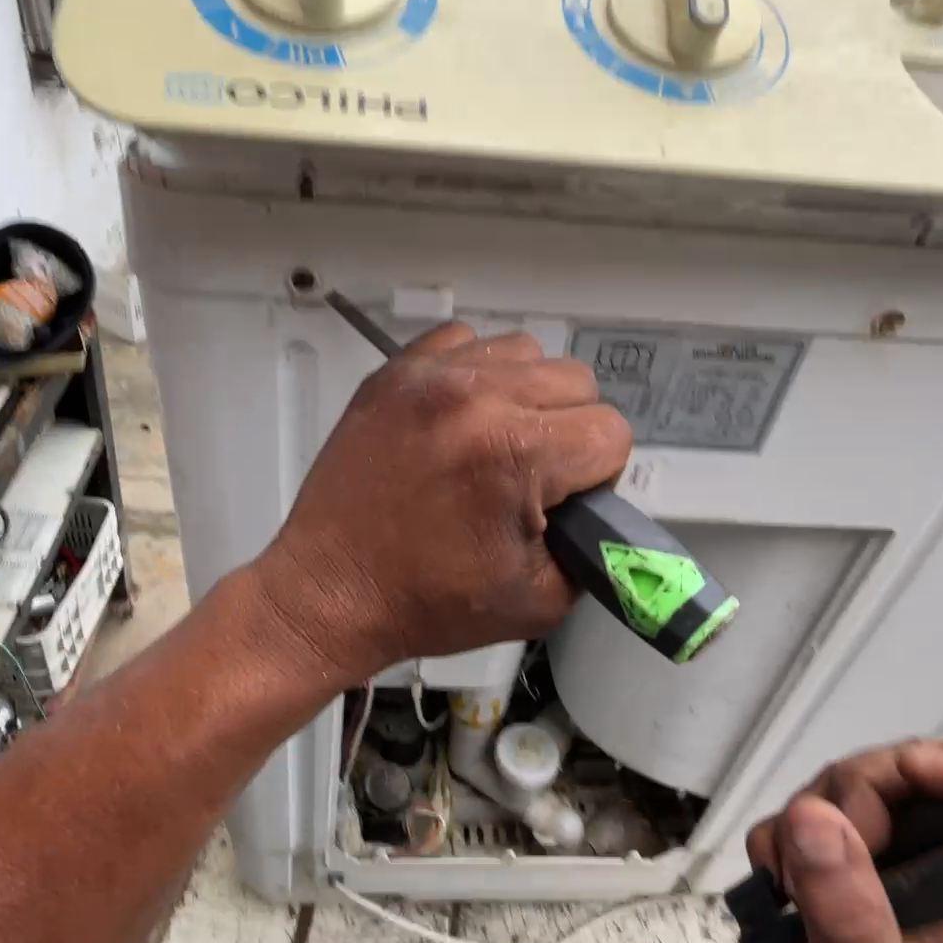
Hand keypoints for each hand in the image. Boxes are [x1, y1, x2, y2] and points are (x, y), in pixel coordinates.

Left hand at [252, 322, 632, 683]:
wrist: (331, 590)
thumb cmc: (427, 602)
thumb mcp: (540, 600)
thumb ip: (595, 545)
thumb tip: (602, 505)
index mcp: (516, 452)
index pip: (611, 432)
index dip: (598, 476)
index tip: (561, 501)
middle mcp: (476, 397)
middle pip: (576, 382)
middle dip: (568, 432)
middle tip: (529, 475)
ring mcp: (429, 375)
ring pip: (525, 352)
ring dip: (526, 395)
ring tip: (493, 443)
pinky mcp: (394, 372)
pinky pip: (464, 340)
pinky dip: (475, 373)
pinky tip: (459, 419)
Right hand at [745, 741, 942, 942]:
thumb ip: (851, 914)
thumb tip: (813, 813)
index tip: (916, 768)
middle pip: (914, 779)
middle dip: (860, 792)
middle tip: (826, 843)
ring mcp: (890, 872)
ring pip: (853, 791)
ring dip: (809, 817)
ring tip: (792, 878)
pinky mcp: (842, 876)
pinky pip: (806, 820)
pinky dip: (780, 840)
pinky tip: (776, 881)